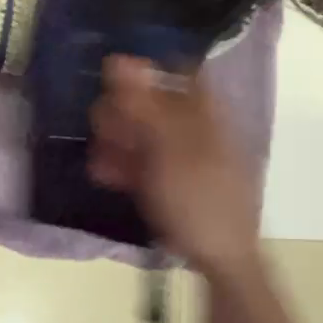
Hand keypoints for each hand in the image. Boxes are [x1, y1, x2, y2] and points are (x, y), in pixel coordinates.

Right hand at [88, 55, 261, 273]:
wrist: (223, 263)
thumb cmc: (198, 198)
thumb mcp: (166, 147)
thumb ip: (142, 102)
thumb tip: (119, 58)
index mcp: (205, 113)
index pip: (179, 70)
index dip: (147, 68)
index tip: (115, 79)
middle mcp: (197, 128)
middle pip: (154, 102)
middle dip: (123, 112)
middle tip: (103, 127)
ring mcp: (186, 157)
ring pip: (144, 132)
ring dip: (118, 140)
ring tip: (100, 156)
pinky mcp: (174, 182)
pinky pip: (144, 161)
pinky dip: (125, 163)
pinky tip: (105, 174)